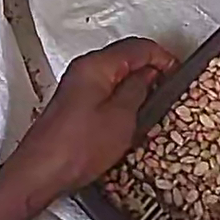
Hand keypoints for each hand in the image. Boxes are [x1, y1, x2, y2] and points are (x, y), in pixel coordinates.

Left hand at [6, 37, 177, 201]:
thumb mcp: (122, 117)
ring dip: (136, 82)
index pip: (137, 47)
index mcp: (96, 66)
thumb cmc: (78, 147)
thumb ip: (138, 89)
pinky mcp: (74, 104)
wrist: (41, 172)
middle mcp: (83, 70)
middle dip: (150, 67)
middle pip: (124, 56)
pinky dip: (122, 94)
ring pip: (114, 73)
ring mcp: (77, 86)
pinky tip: (132, 112)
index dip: (162, 57)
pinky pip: (104, 89)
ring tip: (156, 100)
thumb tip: (148, 74)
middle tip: (171, 86)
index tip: (179, 72)